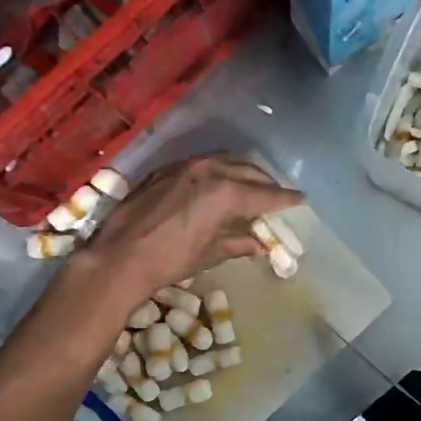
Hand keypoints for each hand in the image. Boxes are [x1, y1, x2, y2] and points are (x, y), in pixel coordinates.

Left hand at [72, 154, 303, 308]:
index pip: (266, 195)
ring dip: (246, 173)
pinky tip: (223, 185)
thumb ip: (239, 243)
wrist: (119, 256)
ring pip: (228, 161)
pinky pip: (205, 163)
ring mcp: (186, 166)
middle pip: (250, 171)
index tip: (302, 200)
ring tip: (254, 187)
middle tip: (279, 197)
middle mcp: (209, 171)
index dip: (286, 199)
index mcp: (225, 193)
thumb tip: (259, 245)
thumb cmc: (170, 260)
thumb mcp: (211, 254)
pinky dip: (222, 171)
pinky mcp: (168, 169)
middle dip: (269, 184)